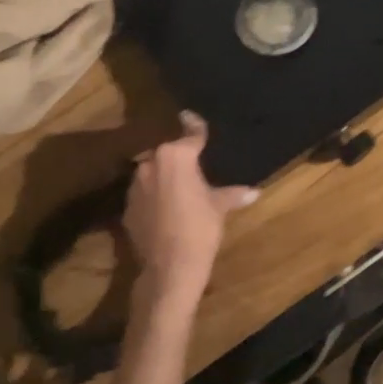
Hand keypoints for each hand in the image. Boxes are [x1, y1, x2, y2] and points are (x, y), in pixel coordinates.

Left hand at [123, 111, 257, 296]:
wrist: (169, 268)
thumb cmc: (200, 228)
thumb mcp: (219, 207)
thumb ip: (233, 194)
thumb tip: (255, 191)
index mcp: (176, 156)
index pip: (190, 134)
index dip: (194, 125)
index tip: (190, 115)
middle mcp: (152, 163)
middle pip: (167, 152)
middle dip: (178, 156)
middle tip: (193, 164)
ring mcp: (135, 185)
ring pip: (152, 172)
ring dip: (163, 176)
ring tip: (178, 187)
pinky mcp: (126, 208)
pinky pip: (143, 193)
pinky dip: (153, 196)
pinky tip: (164, 208)